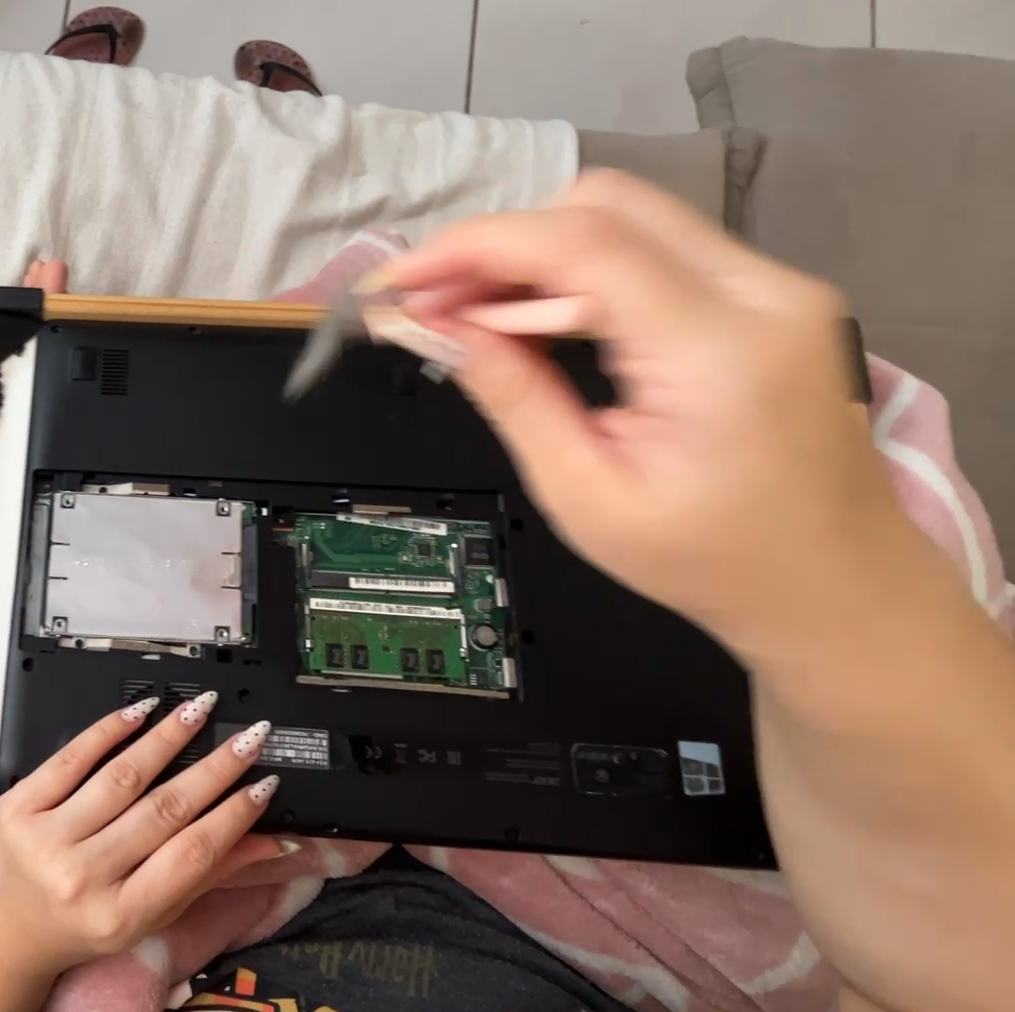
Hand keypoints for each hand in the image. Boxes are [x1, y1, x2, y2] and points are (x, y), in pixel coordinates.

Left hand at [0, 692, 290, 978]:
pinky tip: (141, 711)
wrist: (8, 928)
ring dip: (168, 738)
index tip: (263, 784)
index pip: (191, 855)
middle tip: (248, 737)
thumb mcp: (149, 918)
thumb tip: (270, 843)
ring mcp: (46, 839)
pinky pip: (72, 757)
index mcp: (120, 916)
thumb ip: (205, 876)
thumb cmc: (82, 926)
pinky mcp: (20, 806)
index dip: (234, 816)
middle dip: (215, 768)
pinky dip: (110, 729)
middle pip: (163, 810)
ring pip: (122, 777)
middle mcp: (82, 879)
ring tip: (199, 711)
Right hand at [383, 170, 909, 651]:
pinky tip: (528, 324)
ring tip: (467, 320)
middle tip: (431, 306)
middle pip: (601, 209)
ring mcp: (767, 287)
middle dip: (497, 247)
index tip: (401, 279)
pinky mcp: (757, 296)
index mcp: (716, 352)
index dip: (474, 247)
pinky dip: (569, 276)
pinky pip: (646, 252)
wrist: (832, 580)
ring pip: (621, 219)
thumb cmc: (708, 558)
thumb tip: (439, 331)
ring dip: (528, 259)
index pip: (579, 246)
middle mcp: (758, 293)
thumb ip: (513, 395)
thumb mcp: (583, 492)